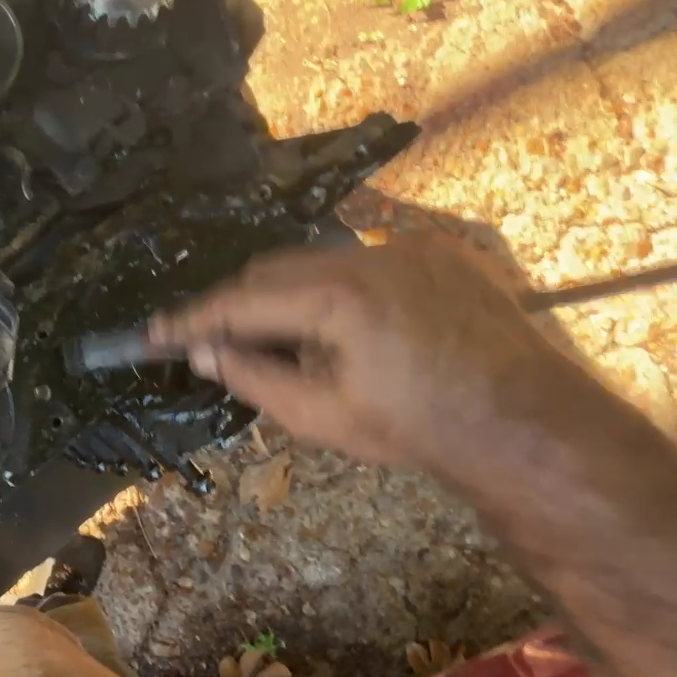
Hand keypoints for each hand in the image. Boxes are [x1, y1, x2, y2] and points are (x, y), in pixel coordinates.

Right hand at [150, 233, 600, 476]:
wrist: (523, 423)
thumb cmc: (413, 428)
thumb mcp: (316, 416)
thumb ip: (252, 377)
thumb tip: (205, 352)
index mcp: (338, 297)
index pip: (240, 300)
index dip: (191, 319)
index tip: (153, 335)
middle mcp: (371, 255)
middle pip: (271, 269)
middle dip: (232, 305)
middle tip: (208, 345)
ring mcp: (409, 247)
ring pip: (313, 261)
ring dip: (278, 297)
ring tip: (272, 344)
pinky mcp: (436, 252)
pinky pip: (356, 262)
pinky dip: (324, 290)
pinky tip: (330, 331)